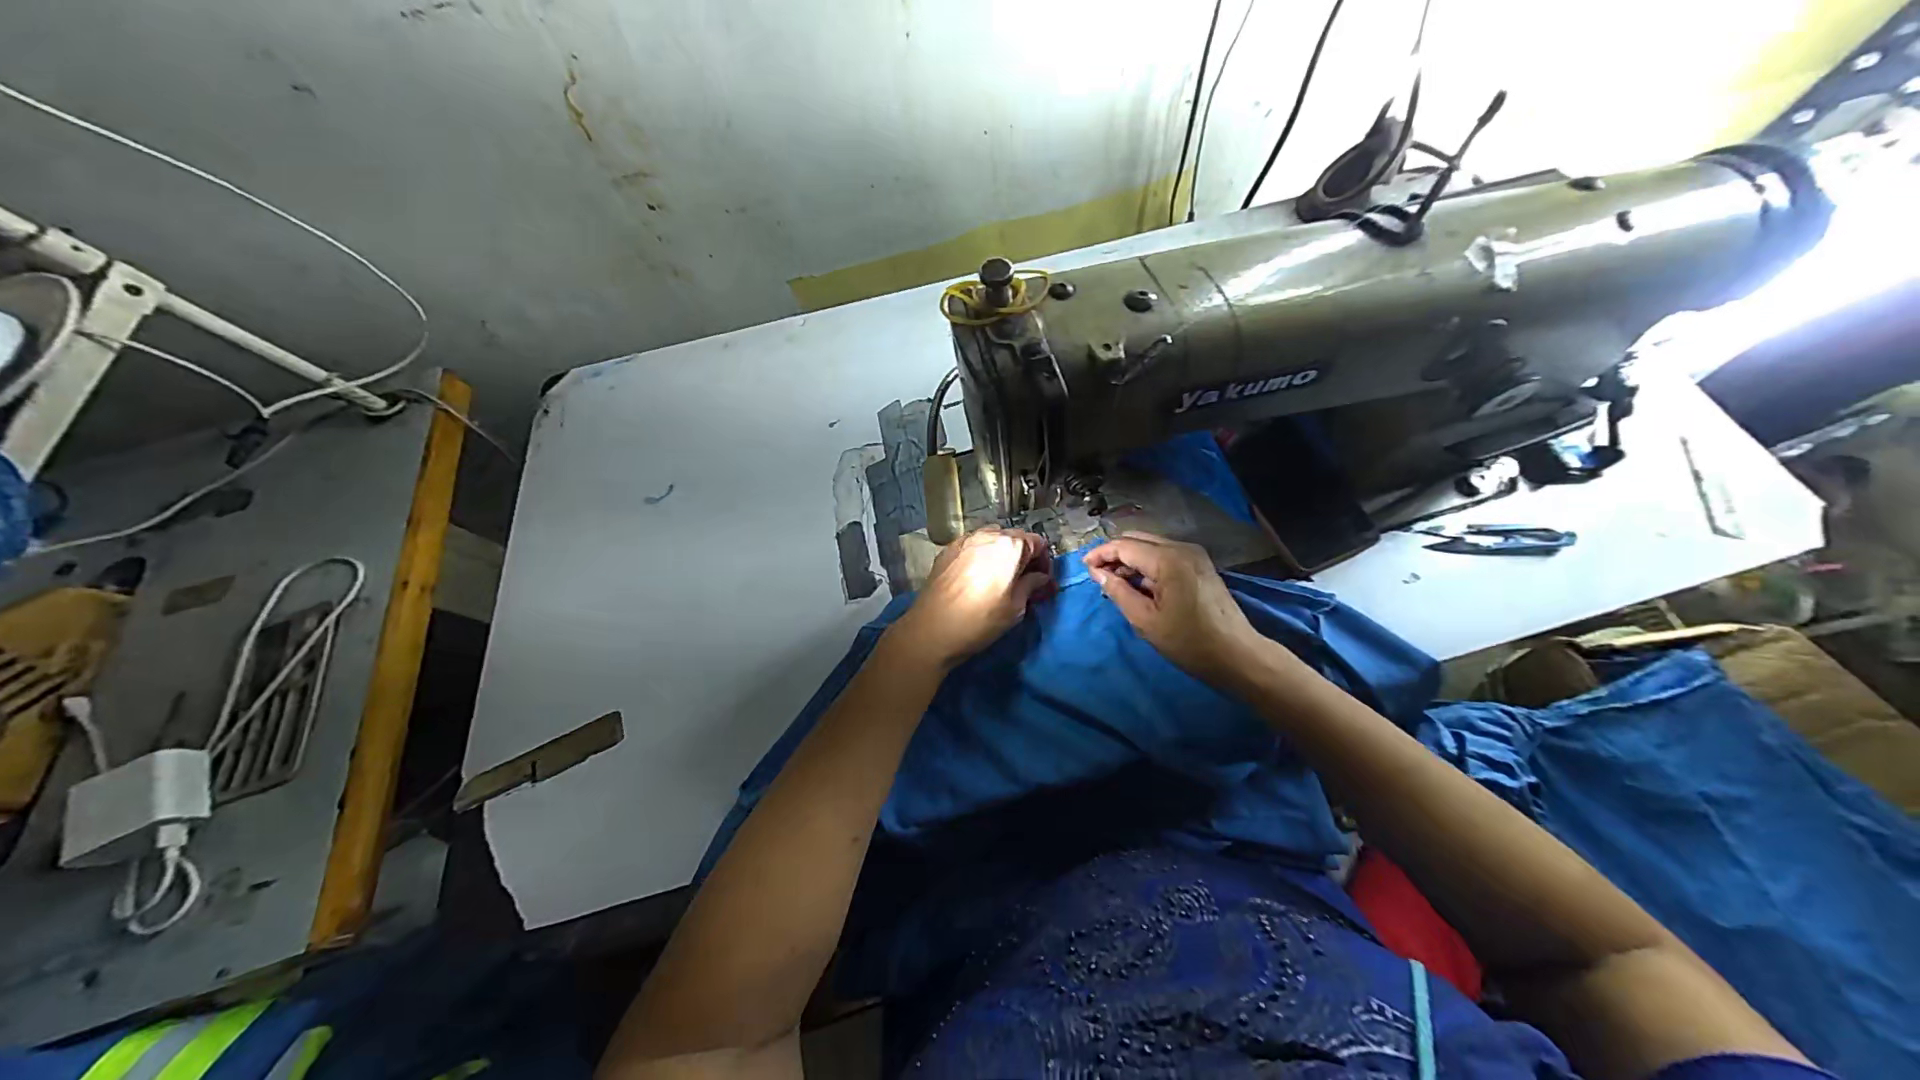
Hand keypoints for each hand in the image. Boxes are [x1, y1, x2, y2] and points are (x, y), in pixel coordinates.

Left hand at [889, 527, 1053, 668]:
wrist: (931, 629)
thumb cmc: (980, 620)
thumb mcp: (1015, 608)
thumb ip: (1031, 585)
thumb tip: (1040, 577)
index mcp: (1010, 545)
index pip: (1038, 543)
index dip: (1044, 563)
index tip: (1042, 582)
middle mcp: (987, 535)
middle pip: (1015, 538)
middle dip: (1024, 557)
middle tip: (1024, 582)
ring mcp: (964, 540)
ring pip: (993, 540)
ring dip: (1002, 555)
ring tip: (1000, 580)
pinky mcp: (947, 550)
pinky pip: (973, 547)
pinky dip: (982, 557)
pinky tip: (978, 578)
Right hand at [1083, 532, 1277, 687]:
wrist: (1237, 655)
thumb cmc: (1188, 642)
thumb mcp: (1145, 620)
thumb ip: (1118, 591)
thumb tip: (1097, 573)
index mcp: (1168, 559)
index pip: (1124, 545)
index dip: (1100, 554)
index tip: (1084, 568)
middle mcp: (1182, 548)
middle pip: (1138, 540)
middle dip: (1114, 554)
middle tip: (1097, 576)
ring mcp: (1194, 555)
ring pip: (1151, 546)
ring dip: (1130, 560)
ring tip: (1115, 584)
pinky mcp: (1200, 565)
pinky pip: (1165, 556)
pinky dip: (1147, 565)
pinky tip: (1139, 586)